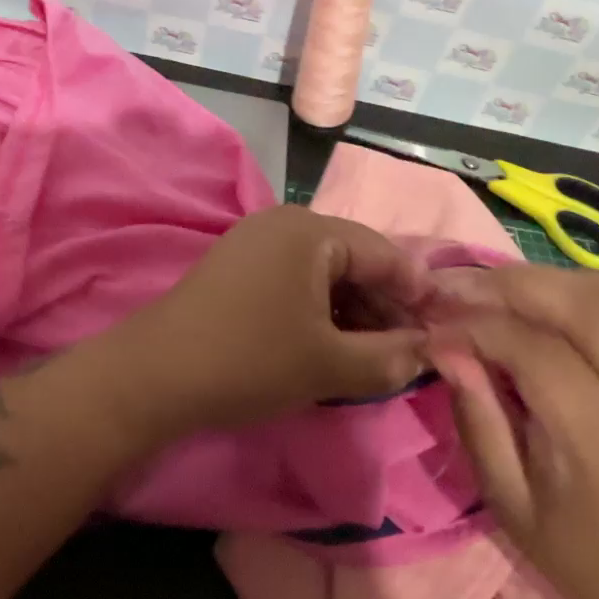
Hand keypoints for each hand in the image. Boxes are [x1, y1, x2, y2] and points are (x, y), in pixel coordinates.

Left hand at [99, 205, 428, 440]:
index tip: (444, 334)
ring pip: (324, 273)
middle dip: (384, 306)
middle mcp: (284, 222)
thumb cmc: (250, 360)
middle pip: (354, 259)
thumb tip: (432, 352)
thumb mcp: (330, 366)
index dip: (419, 295)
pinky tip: (328, 346)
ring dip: (353, 311)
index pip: (386, 254)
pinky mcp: (236, 266)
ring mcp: (255, 242)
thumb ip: (390, 357)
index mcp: (311, 230)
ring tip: (372, 357)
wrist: (154, 376)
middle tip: (409, 352)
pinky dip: (318, 310)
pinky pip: (294, 280)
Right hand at [430, 266, 598, 598]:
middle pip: (584, 308)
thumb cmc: (579, 548)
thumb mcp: (509, 503)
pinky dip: (586, 284)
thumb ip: (478, 421)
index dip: (478, 328)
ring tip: (497, 290)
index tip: (432, 326)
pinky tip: (549, 297)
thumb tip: (444, 347)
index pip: (539, 355)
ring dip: (547, 278)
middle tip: (453, 287)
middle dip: (507, 286)